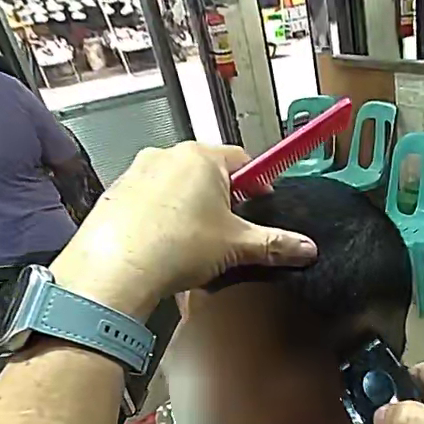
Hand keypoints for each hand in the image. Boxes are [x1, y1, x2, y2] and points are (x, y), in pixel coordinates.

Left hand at [50, 143, 316, 313]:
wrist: (117, 268)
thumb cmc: (177, 246)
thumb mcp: (238, 246)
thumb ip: (276, 244)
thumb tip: (306, 248)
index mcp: (203, 158)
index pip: (244, 160)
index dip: (258, 184)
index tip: (262, 203)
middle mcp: (168, 155)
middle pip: (210, 171)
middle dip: (225, 198)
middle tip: (232, 230)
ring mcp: (139, 171)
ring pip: (179, 185)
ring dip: (193, 207)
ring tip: (198, 243)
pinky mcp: (118, 192)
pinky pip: (153, 199)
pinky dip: (165, 216)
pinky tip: (169, 245)